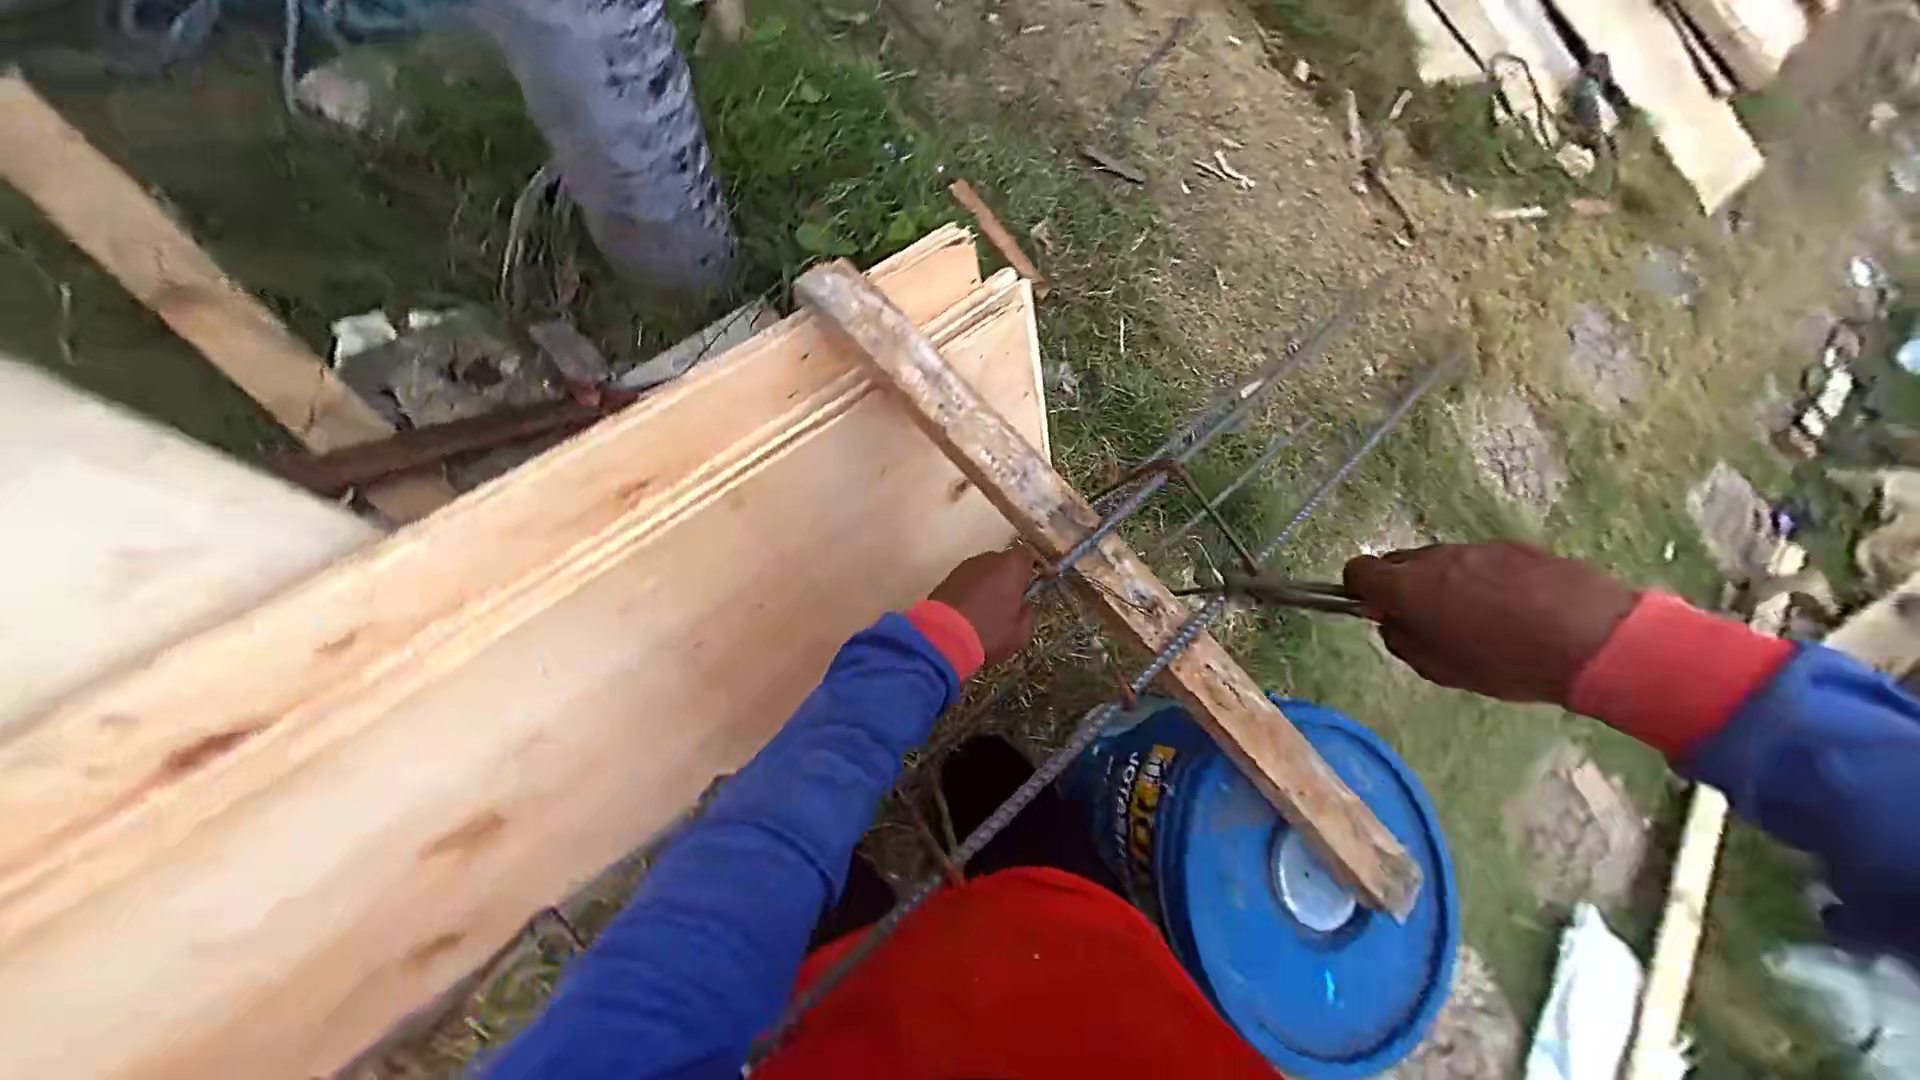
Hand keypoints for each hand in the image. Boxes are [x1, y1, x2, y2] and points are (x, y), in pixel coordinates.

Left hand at [928, 547, 1038, 667]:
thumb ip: (1026, 616)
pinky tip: (970, 612)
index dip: (1033, 567)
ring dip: (988, 585)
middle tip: (1010, 601)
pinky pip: (967, 581)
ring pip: (984, 571)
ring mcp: (964, 567)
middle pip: (1004, 562)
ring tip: (987, 610)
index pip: (1028, 554)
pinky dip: (971, 591)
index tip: (1036, 582)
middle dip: (1008, 578)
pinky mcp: (946, 578)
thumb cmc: (988, 633)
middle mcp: (988, 560)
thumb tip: (1023, 607)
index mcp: (1011, 567)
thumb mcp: (1019, 634)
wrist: (941, 638)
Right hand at [1342, 542, 1636, 704]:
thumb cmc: (1505, 662)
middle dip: (1402, 585)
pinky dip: (1484, 578)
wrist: (1600, 642)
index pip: (1358, 570)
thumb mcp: (1438, 668)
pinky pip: (1481, 560)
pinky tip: (1516, 606)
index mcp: (1405, 586)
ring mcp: (1476, 548)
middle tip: (1430, 618)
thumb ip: (1400, 638)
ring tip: (1481, 615)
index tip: (1380, 611)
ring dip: (1444, 581)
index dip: (1361, 590)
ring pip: (1440, 561)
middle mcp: (1433, 558)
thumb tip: (1390, 618)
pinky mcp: (1516, 546)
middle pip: (1397, 562)